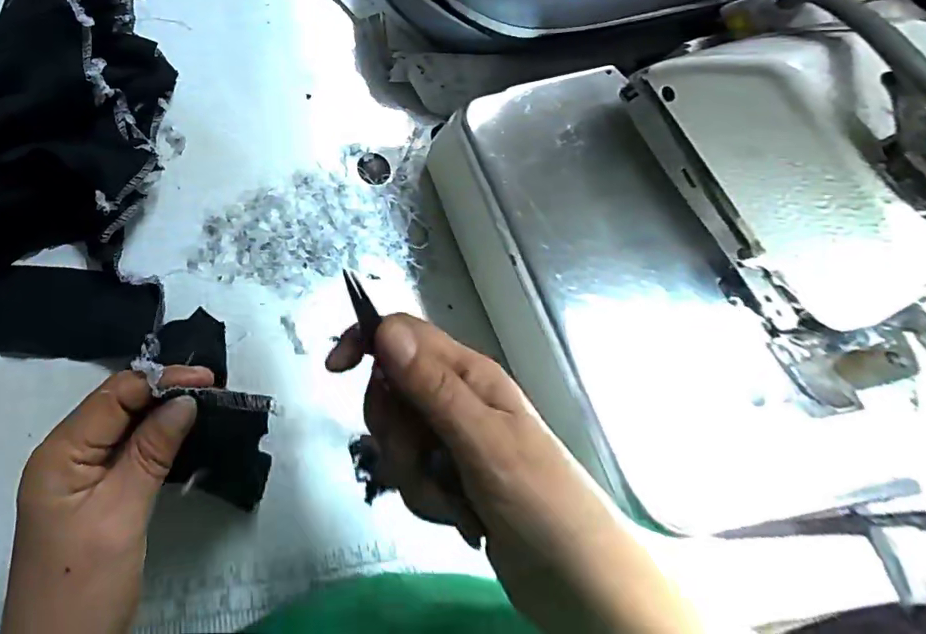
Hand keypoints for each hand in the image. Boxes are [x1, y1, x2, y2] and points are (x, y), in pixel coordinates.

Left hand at [2, 366, 214, 633]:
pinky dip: (148, 444)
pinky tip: (174, 438)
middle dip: (159, 392)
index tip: (205, 377)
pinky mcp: (88, 501)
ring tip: (201, 403)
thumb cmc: (83, 588)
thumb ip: (150, 453)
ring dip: (156, 416)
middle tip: (210, 386)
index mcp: (59, 451)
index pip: (112, 396)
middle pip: (114, 408)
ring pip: (119, 431)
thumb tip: (184, 401)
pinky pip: (119, 457)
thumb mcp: (120, 516)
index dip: (158, 380)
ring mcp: (73, 480)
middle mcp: (62, 455)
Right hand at [328, 315, 703, 633]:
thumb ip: (431, 386)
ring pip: (394, 434)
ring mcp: (452, 439)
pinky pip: (408, 471)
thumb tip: (384, 328)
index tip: (336, 370)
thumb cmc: (546, 507)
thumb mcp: (484, 444)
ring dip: (411, 471)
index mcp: (469, 375)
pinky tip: (458, 516)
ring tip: (452, 499)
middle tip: (422, 457)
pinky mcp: (450, 476)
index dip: (365, 342)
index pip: (402, 334)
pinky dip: (423, 496)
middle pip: (389, 388)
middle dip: (394, 429)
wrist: (590, 596)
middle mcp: (456, 399)